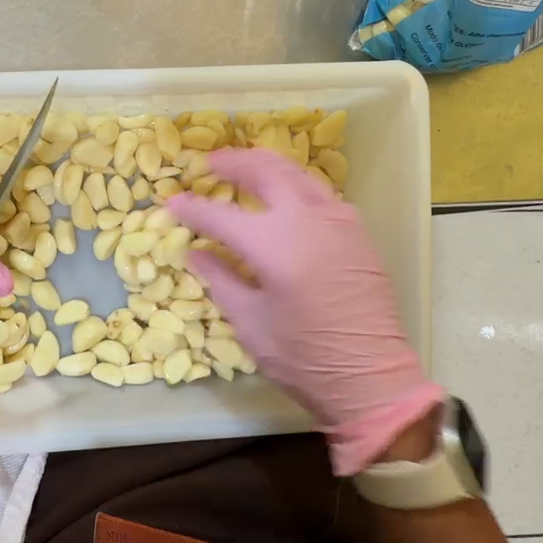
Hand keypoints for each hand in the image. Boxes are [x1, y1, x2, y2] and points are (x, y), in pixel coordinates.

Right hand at [167, 148, 443, 474]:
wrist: (372, 379)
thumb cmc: (304, 358)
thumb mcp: (249, 323)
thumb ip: (220, 279)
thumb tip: (196, 251)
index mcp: (273, 245)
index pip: (220, 215)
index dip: (192, 208)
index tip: (171, 202)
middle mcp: (306, 220)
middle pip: (264, 171)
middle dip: (232, 163)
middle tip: (209, 164)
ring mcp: (337, 220)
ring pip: (297, 173)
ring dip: (265, 165)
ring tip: (243, 168)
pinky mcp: (357, 231)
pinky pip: (319, 192)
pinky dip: (293, 183)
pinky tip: (282, 195)